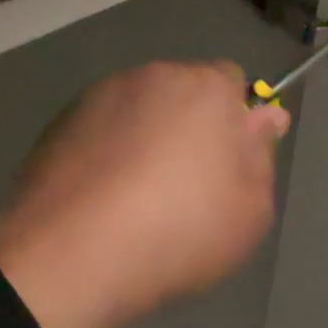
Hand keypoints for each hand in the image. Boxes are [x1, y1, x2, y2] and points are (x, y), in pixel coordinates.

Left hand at [0, 61, 290, 327]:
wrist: (73, 251)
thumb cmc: (179, 229)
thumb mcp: (250, 210)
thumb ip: (260, 155)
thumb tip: (265, 116)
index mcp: (205, 87)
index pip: (231, 81)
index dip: (233, 120)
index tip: (226, 165)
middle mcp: (153, 75)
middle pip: (181, 92)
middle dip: (187, 126)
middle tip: (184, 187)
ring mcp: (100, 95)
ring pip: (137, 110)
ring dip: (143, 138)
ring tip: (135, 198)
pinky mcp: (61, 120)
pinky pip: (100, 130)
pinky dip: (105, 152)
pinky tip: (100, 199)